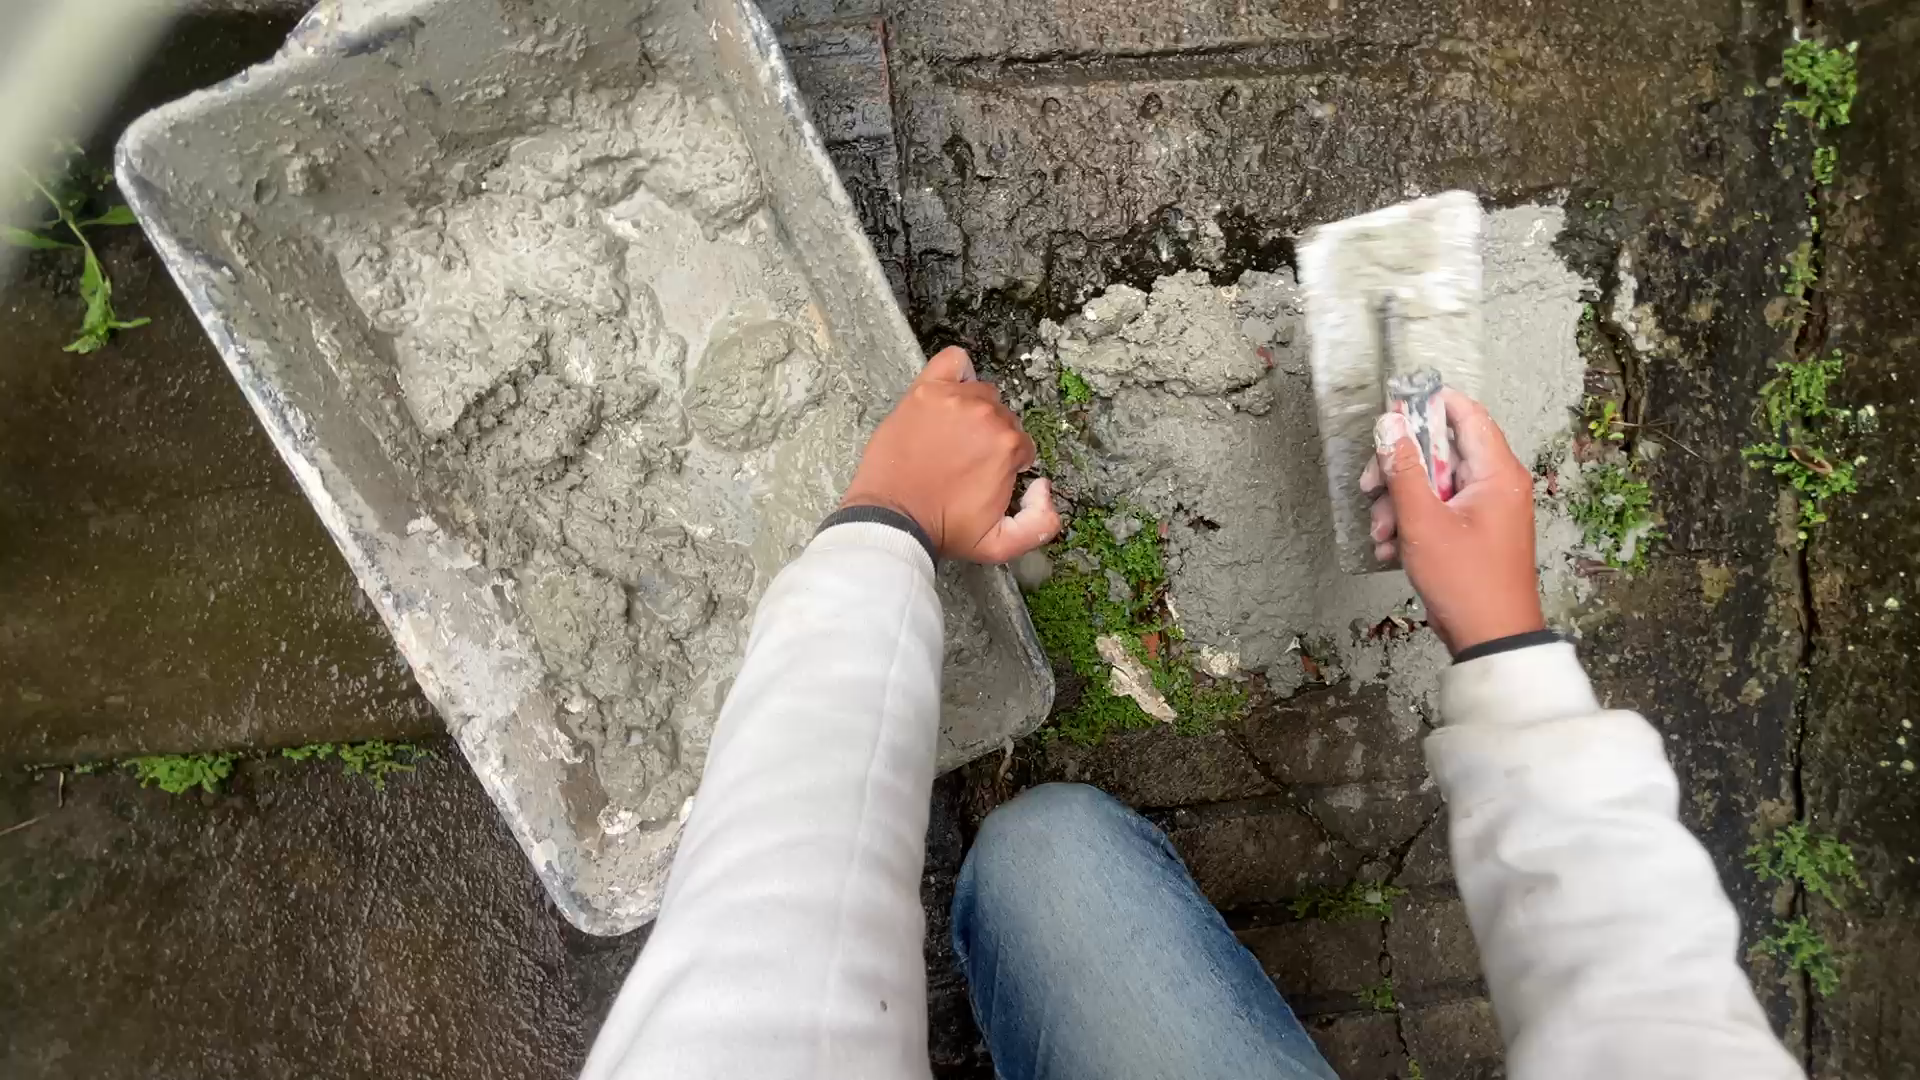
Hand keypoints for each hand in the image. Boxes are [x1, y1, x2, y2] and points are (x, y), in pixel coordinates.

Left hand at [840, 346, 1061, 562]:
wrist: (892, 518)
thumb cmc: (940, 528)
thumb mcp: (999, 545)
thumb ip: (1041, 524)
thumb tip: (1044, 488)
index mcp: (1008, 446)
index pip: (1020, 446)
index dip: (1005, 465)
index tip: (984, 477)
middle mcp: (985, 415)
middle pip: (1002, 419)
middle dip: (989, 439)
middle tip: (964, 462)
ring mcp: (953, 399)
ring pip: (980, 395)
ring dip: (974, 413)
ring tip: (952, 438)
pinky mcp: (924, 391)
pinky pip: (953, 361)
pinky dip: (958, 371)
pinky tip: (950, 393)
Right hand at [1360, 388, 1543, 653]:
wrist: (1489, 634)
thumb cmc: (1464, 579)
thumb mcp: (1422, 521)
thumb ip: (1402, 470)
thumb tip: (1388, 426)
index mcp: (1497, 474)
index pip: (1467, 416)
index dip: (1430, 406)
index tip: (1393, 409)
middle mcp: (1495, 484)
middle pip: (1439, 452)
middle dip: (1397, 469)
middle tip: (1370, 487)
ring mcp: (1483, 507)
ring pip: (1430, 484)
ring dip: (1397, 504)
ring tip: (1381, 534)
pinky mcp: (1470, 528)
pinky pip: (1433, 509)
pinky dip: (1408, 523)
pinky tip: (1392, 547)